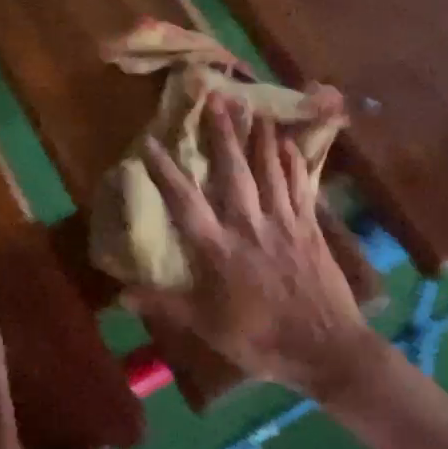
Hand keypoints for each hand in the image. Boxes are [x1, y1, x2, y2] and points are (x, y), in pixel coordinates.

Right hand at [125, 97, 386, 397]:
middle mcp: (249, 226)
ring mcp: (283, 224)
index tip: (151, 141)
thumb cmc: (260, 340)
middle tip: (218, 98)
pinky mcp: (311, 229)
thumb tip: (121, 294)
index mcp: (218, 249)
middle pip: (233, 171)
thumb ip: (164, 304)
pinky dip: (294, 163)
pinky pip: (300, 187)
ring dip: (259, 137)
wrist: (327, 350)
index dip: (166, 171)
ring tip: (255, 108)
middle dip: (223, 134)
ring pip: (269, 171)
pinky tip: (289, 145)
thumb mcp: (206, 327)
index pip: (185, 201)